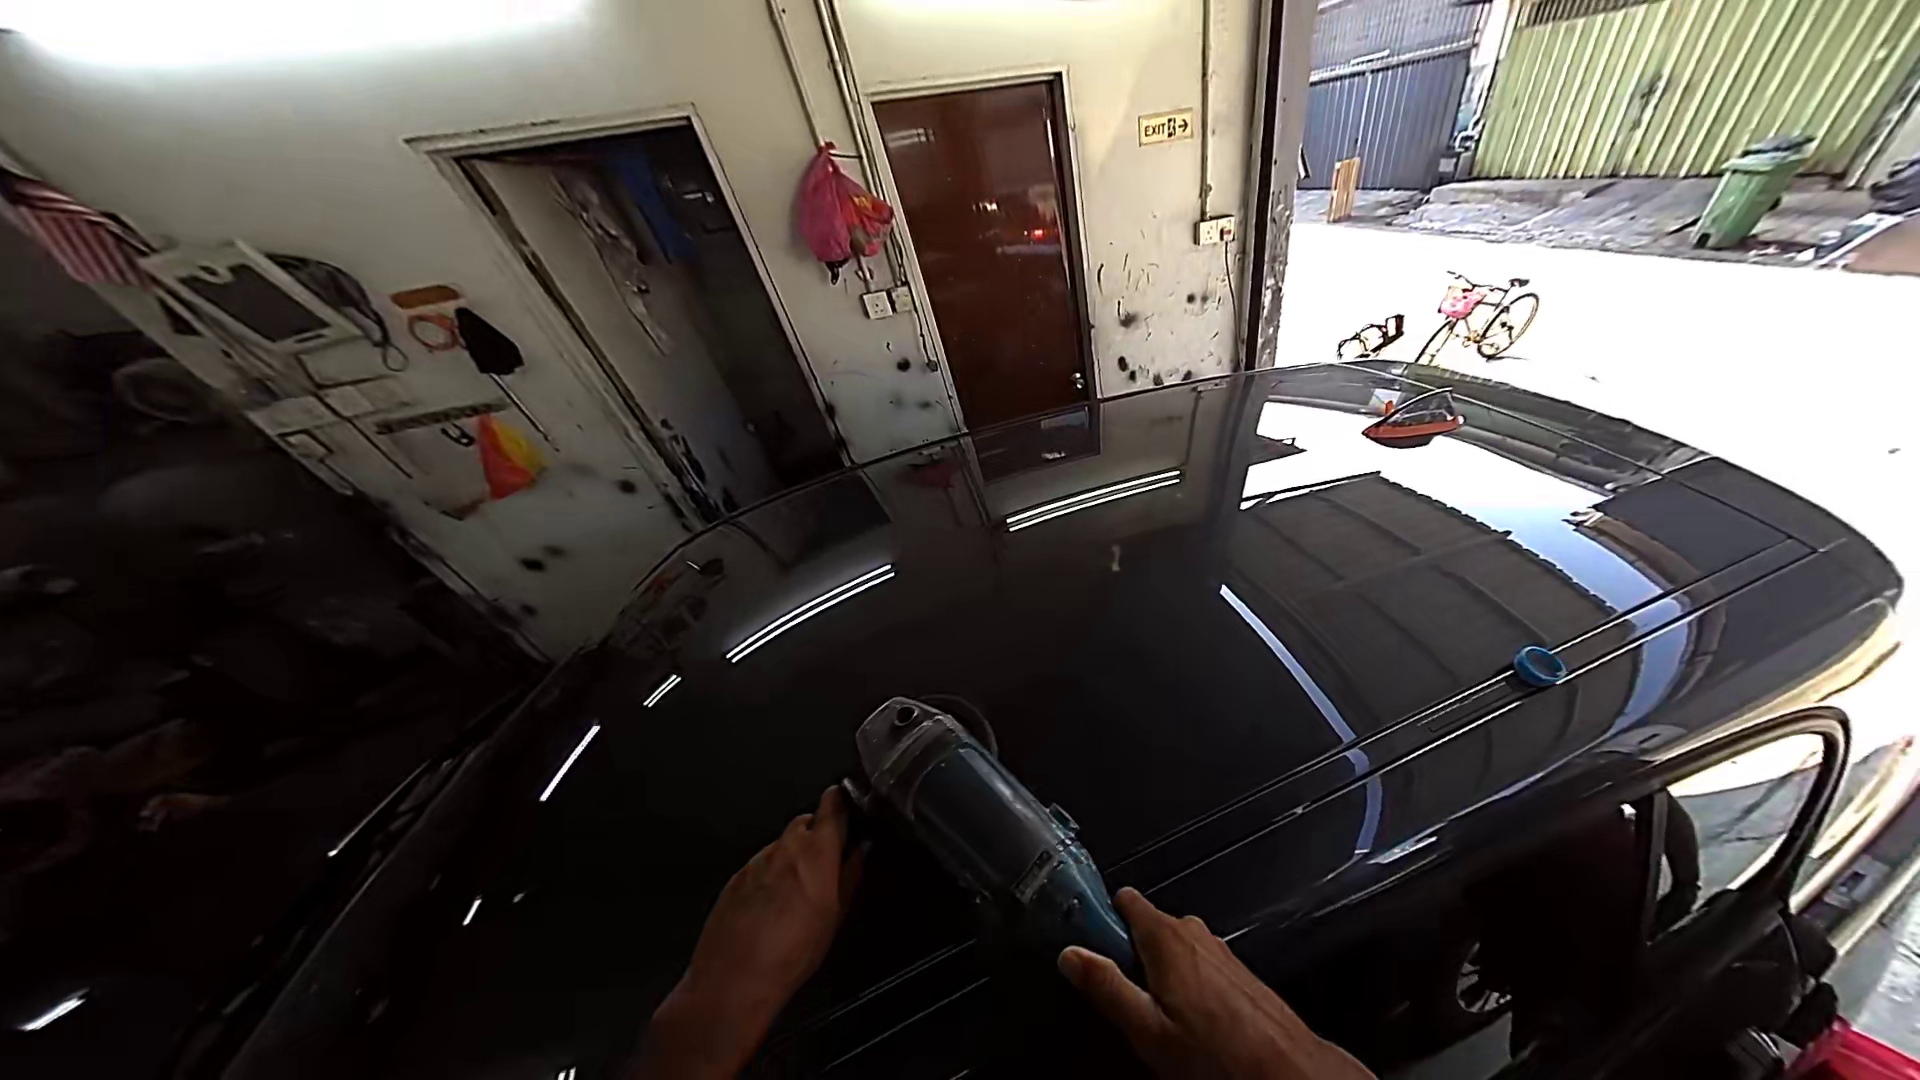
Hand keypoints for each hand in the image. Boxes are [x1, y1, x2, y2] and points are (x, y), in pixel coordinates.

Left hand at [637, 786, 866, 1079]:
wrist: (733, 982)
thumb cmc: (787, 956)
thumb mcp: (835, 916)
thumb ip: (850, 874)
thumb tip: (860, 853)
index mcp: (816, 851)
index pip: (833, 805)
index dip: (841, 800)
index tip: (844, 800)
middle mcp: (786, 847)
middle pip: (806, 823)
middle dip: (816, 835)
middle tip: (823, 863)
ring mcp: (757, 860)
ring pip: (782, 845)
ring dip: (791, 858)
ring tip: (794, 896)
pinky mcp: (736, 876)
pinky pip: (760, 865)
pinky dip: (769, 876)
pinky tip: (771, 907)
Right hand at [1058, 888, 1374, 1079]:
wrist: (1295, 1078)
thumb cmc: (1216, 1056)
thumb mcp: (1148, 1030)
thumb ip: (1106, 986)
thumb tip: (1070, 953)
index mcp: (1165, 934)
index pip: (1125, 899)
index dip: (1106, 920)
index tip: (1097, 949)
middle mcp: (1192, 930)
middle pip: (1148, 926)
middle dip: (1135, 955)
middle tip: (1133, 1002)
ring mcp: (1219, 949)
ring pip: (1175, 948)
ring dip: (1164, 973)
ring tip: (1168, 1021)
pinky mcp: (1239, 971)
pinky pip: (1200, 964)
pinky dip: (1191, 984)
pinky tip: (1199, 1026)